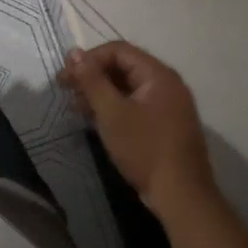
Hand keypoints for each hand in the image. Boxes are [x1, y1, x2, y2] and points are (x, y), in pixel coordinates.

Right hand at [59, 41, 216, 216]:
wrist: (181, 197)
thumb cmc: (144, 148)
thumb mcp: (111, 112)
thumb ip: (91, 79)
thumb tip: (75, 52)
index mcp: (159, 76)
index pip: (117, 50)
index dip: (89, 59)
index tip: (66, 76)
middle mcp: (167, 85)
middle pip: (122, 66)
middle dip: (92, 76)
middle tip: (66, 90)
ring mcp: (169, 106)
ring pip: (127, 87)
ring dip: (99, 92)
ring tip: (76, 107)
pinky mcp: (166, 125)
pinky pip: (135, 104)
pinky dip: (113, 106)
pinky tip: (96, 120)